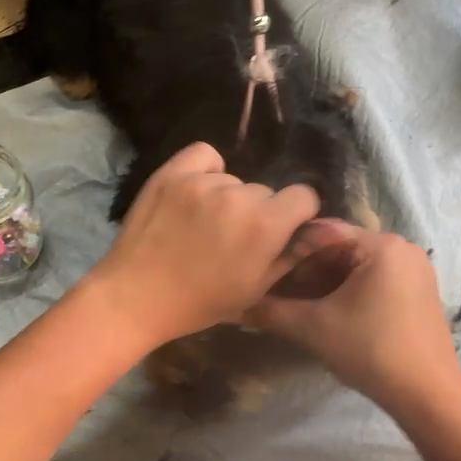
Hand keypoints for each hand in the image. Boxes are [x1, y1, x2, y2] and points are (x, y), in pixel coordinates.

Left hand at [85, 143, 320, 345]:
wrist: (135, 298)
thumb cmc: (198, 304)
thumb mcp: (253, 289)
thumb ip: (290, 255)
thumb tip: (325, 231)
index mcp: (266, 224)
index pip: (304, 196)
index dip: (295, 216)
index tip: (277, 233)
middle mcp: (239, 195)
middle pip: (264, 192)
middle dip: (256, 212)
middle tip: (229, 241)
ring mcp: (202, 182)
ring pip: (233, 180)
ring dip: (226, 198)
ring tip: (201, 227)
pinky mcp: (171, 174)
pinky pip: (204, 156)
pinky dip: (205, 170)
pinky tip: (195, 194)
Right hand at [246, 228, 460, 412]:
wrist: (424, 392)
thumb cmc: (368, 350)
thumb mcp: (311, 328)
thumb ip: (270, 311)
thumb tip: (235, 304)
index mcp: (381, 245)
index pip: (321, 232)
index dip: (287, 250)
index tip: (263, 272)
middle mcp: (402, 247)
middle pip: (339, 248)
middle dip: (305, 269)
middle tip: (277, 293)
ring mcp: (414, 270)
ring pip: (355, 266)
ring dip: (323, 282)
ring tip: (298, 306)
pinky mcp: (418, 292)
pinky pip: (373, 279)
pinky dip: (346, 291)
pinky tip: (328, 315)